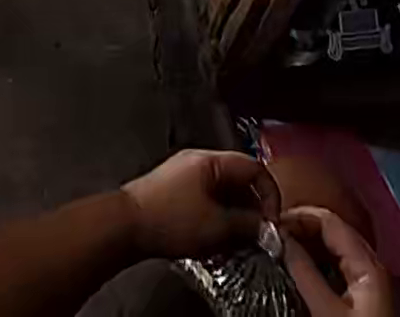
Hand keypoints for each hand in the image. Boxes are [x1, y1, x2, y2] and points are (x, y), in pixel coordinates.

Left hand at [119, 149, 279, 258]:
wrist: (126, 224)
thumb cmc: (171, 219)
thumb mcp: (215, 226)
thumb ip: (246, 224)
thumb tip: (267, 228)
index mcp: (211, 160)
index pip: (253, 167)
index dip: (268, 193)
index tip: (272, 221)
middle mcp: (199, 159)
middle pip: (237, 178)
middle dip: (250, 207)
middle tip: (256, 235)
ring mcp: (185, 172)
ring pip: (222, 189)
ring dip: (233, 213)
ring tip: (236, 241)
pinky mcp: (174, 187)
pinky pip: (206, 196)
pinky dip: (216, 214)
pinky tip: (215, 238)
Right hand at [280, 207, 392, 316]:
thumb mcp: (325, 315)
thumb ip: (304, 272)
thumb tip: (280, 238)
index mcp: (368, 265)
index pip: (329, 220)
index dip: (298, 216)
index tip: (270, 225)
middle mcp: (371, 267)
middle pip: (333, 231)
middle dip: (301, 229)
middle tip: (271, 237)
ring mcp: (369, 285)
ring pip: (334, 250)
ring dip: (307, 245)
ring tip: (279, 251)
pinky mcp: (365, 303)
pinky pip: (337, 269)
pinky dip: (316, 263)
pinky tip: (297, 272)